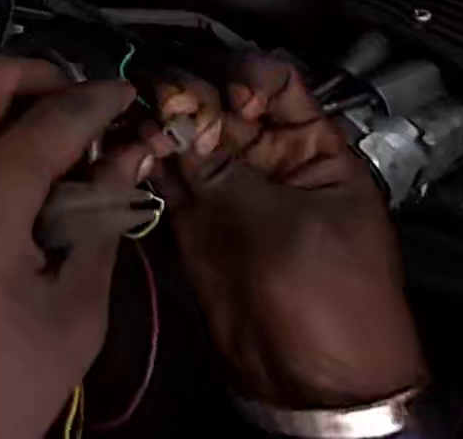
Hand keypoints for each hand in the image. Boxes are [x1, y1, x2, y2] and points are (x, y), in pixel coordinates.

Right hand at [153, 53, 425, 407]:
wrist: (311, 384)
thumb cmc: (329, 298)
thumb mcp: (288, 228)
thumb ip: (229, 174)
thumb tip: (179, 125)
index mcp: (307, 146)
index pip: (277, 83)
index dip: (249, 79)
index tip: (233, 100)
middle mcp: (260, 152)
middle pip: (219, 99)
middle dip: (192, 96)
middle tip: (170, 106)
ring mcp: (224, 180)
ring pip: (186, 130)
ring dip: (162, 122)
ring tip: (145, 128)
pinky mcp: (193, 209)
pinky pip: (165, 169)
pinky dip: (145, 156)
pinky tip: (133, 148)